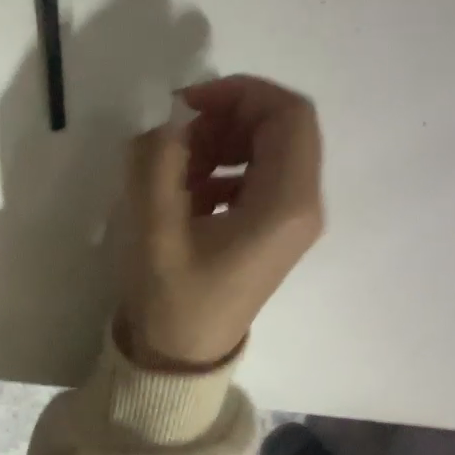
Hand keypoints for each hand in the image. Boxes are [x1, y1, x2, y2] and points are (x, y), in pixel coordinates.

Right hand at [117, 75, 324, 370]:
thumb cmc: (170, 300)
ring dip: (221, 145)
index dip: (239, 93)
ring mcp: (288, 222)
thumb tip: (165, 123)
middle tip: (176, 135)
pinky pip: (255, 179)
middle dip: (227, 118)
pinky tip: (183, 195)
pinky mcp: (268, 234)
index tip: (185, 104)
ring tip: (173, 169)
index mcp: (286, 203)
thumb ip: (157, 164)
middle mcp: (301, 206)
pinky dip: (220, 171)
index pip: (287, 115)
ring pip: (268, 152)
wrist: (178, 360)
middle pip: (281, 129)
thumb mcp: (154, 230)